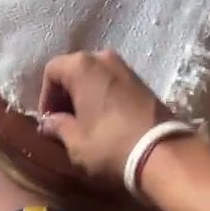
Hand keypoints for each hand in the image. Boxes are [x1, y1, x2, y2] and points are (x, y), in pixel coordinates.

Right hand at [36, 50, 175, 188]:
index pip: (52, 71)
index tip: (49, 121)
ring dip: (85, 95)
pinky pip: (113, 82)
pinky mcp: (142, 81)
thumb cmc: (110, 145)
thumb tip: (49, 122)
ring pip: (95, 75)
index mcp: (82, 66)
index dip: (46, 96)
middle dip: (65, 94)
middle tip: (64, 122)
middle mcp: (103, 57)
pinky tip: (106, 120)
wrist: (163, 153)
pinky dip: (104, 96)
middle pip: (74, 69)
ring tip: (85, 123)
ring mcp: (125, 67)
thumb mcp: (76, 143)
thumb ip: (57, 127)